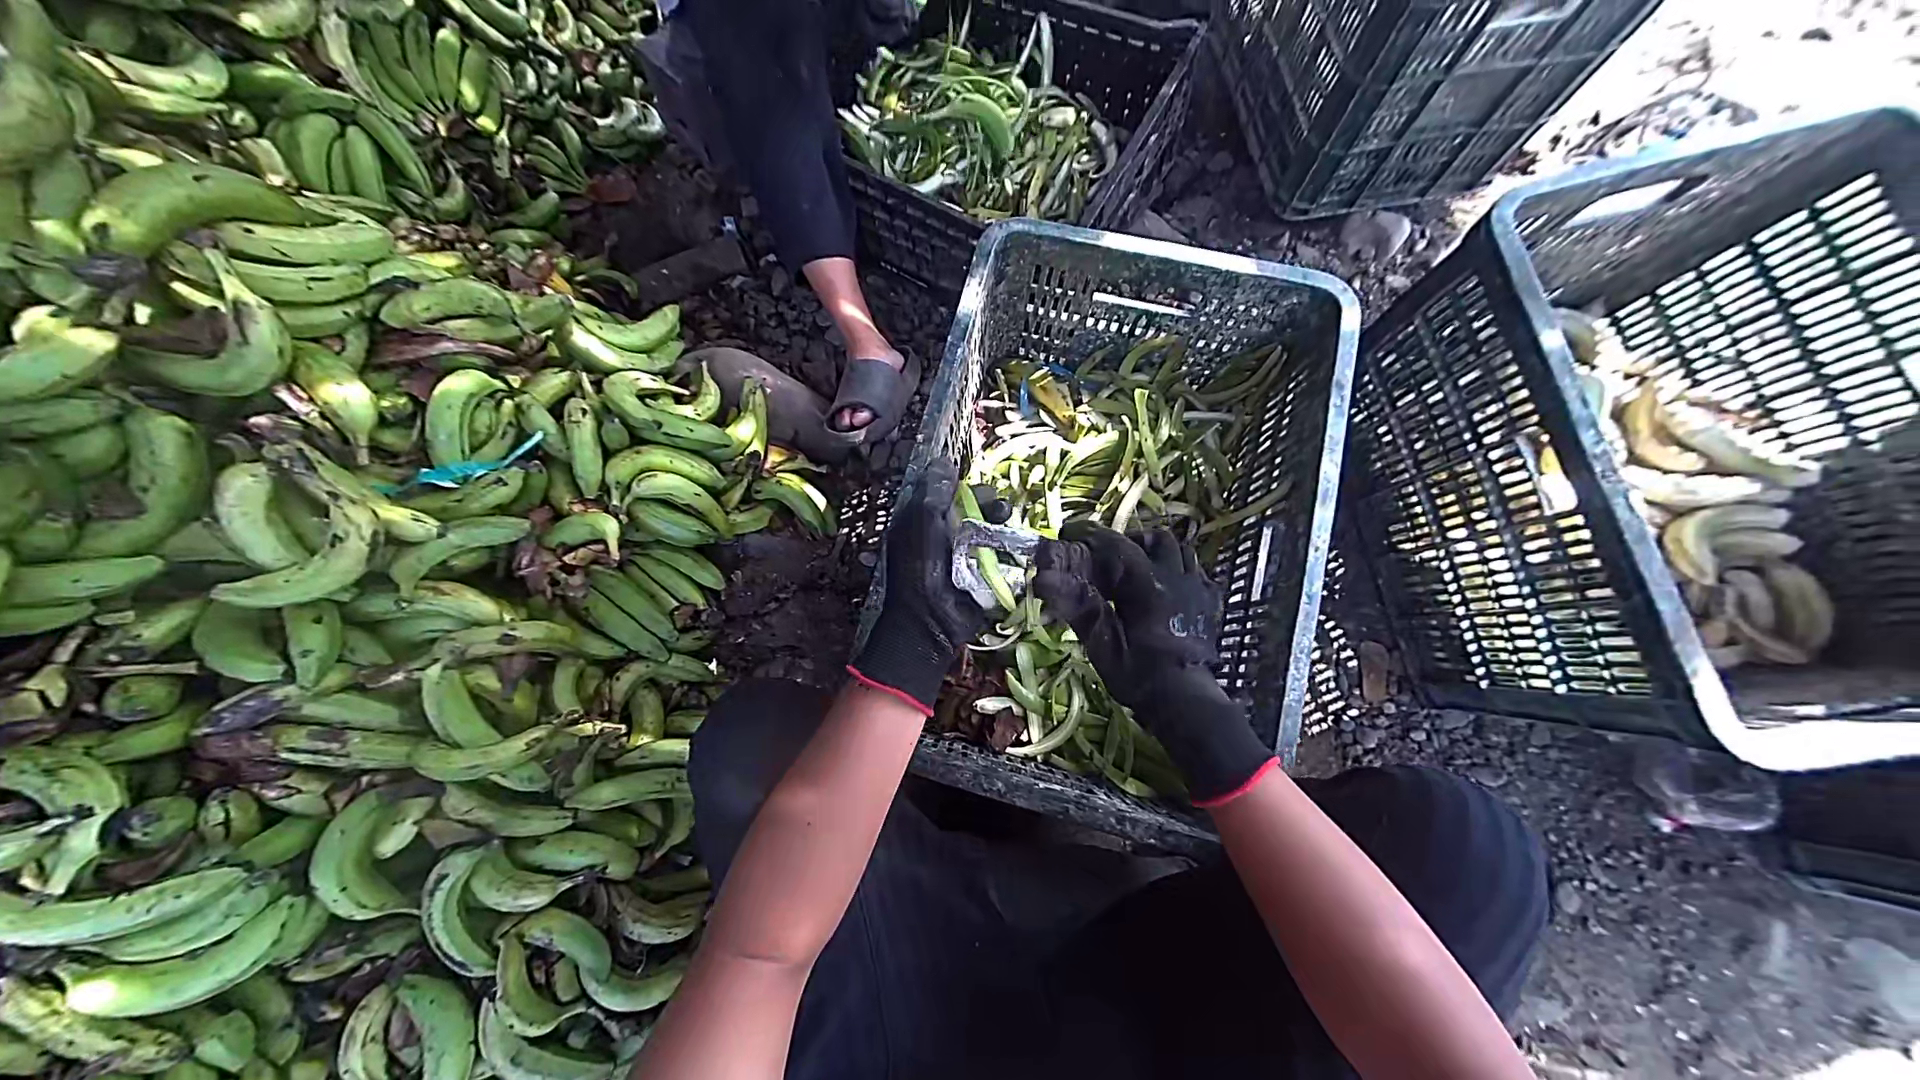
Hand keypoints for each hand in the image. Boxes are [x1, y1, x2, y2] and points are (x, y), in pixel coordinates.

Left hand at [847, 457, 983, 713]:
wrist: (931, 619)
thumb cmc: (920, 567)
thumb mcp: (921, 521)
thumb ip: (934, 492)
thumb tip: (944, 461)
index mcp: (925, 522)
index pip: (950, 495)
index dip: (965, 487)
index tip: (979, 486)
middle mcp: (946, 535)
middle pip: (974, 510)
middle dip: (988, 503)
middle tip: (999, 506)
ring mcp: (966, 556)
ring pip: (990, 529)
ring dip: (1000, 522)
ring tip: (1007, 520)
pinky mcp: (984, 575)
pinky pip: (1000, 554)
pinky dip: (1008, 547)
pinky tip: (1014, 543)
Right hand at [1033, 523, 1275, 805]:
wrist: (1186, 703)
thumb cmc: (1140, 676)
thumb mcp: (1102, 643)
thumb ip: (1078, 605)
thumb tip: (1043, 577)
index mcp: (1147, 585)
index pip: (1116, 545)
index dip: (1090, 536)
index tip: (1068, 535)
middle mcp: (1176, 578)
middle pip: (1154, 539)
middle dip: (1128, 541)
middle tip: (1106, 556)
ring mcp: (1197, 590)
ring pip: (1180, 551)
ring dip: (1156, 551)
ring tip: (1136, 567)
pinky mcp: (1209, 605)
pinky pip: (1196, 572)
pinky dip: (1178, 570)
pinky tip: (1166, 586)